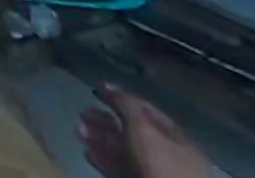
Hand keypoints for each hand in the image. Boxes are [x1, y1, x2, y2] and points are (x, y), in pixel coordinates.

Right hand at [77, 84, 209, 177]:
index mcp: (176, 141)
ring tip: (78, 130)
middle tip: (82, 113)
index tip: (95, 91)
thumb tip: (105, 85)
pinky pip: (119, 168)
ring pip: (122, 150)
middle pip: (130, 131)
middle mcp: (167, 156)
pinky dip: (103, 159)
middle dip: (103, 120)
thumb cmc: (159, 164)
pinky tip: (87, 153)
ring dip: (98, 138)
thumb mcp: (140, 126)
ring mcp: (153, 173)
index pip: (146, 111)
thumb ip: (122, 103)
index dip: (121, 98)